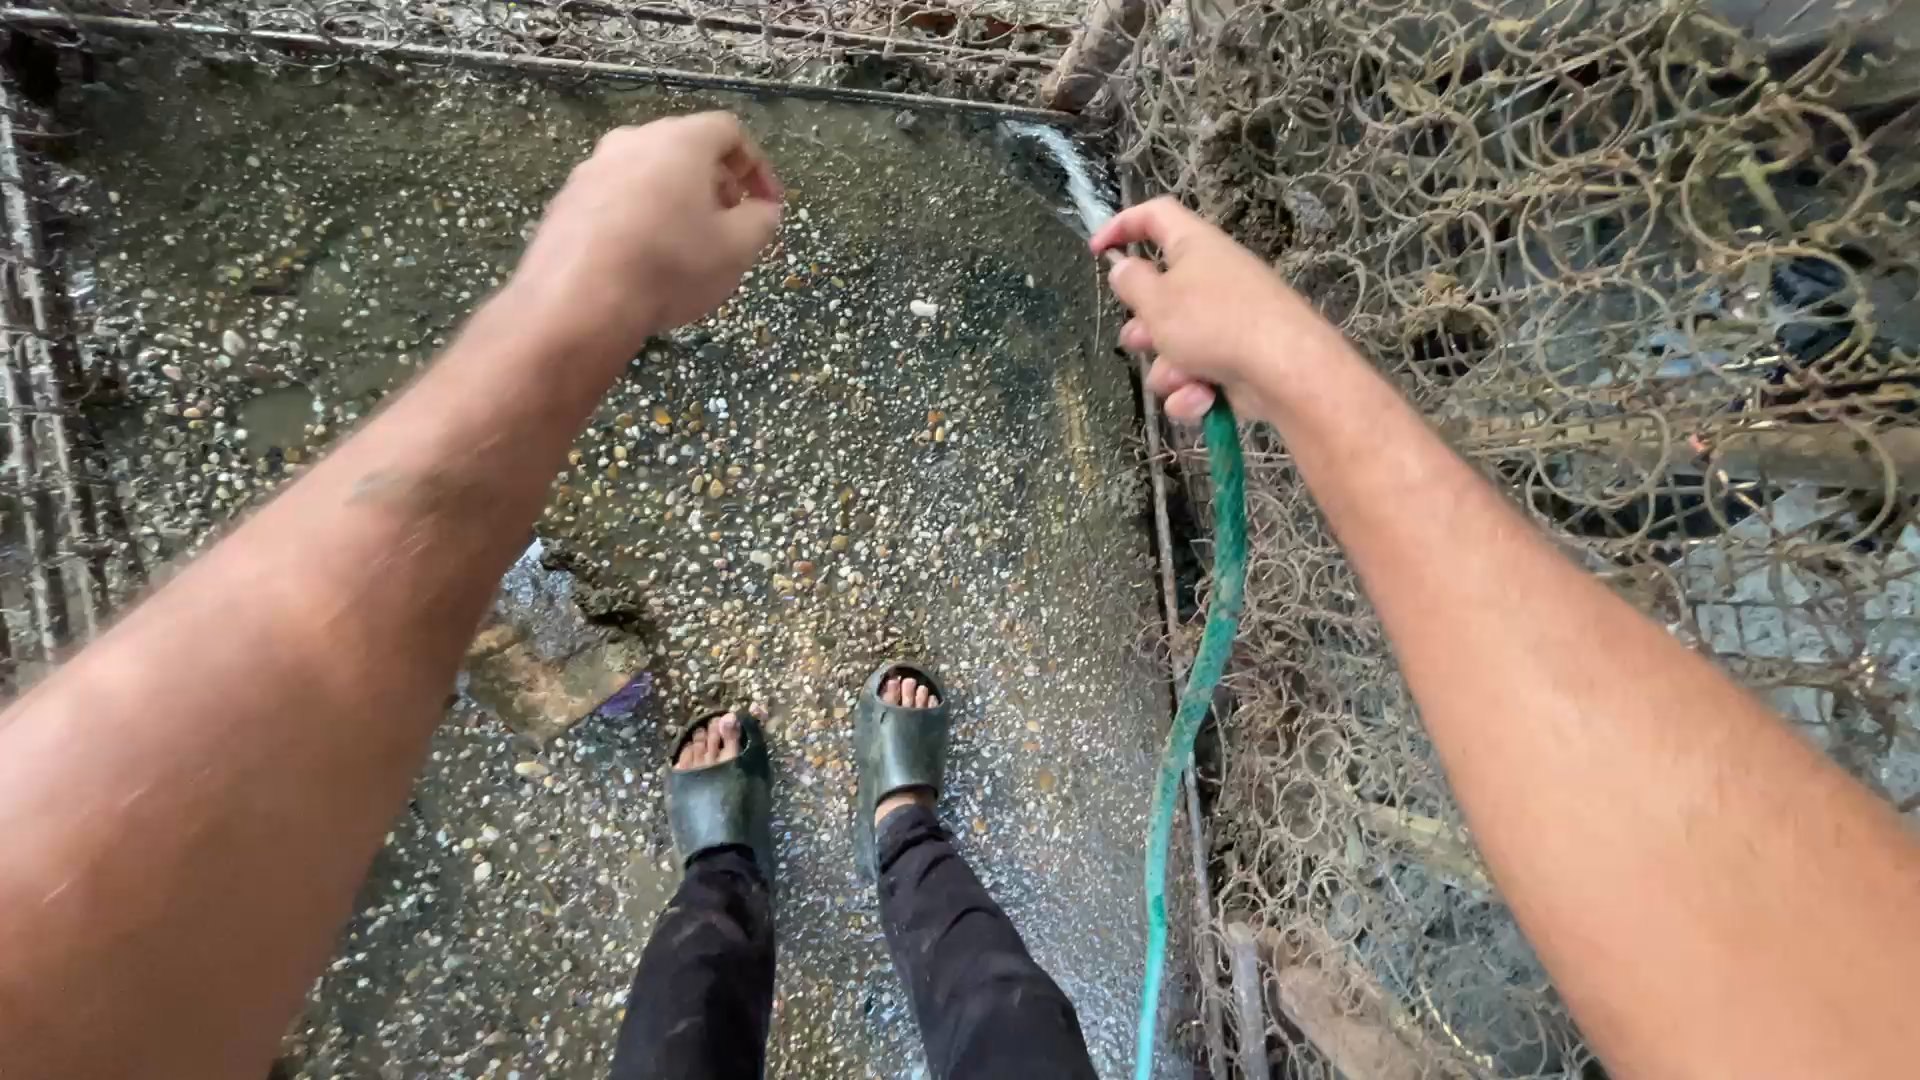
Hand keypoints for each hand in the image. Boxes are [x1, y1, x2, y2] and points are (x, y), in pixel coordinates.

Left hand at [512, 112, 781, 352]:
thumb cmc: (673, 266)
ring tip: (693, 248)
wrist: (582, 299)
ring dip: (682, 203)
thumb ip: (761, 221)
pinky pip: (622, 199)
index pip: (729, 132)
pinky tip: (651, 260)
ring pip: (653, 175)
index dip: (758, 168)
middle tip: (734, 227)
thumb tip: (764, 209)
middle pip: (688, 150)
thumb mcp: (738, 249)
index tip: (769, 206)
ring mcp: (594, 168)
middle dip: (719, 186)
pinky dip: (647, 219)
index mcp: (680, 142)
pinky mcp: (570, 200)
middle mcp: (633, 141)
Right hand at [1090, 196, 1347, 423]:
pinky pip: (1193, 375)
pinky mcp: (1232, 360)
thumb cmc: (1214, 323)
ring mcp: (1223, 322)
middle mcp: (1210, 279)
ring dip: (1168, 368)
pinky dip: (1192, 390)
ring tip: (1181, 376)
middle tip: (1138, 340)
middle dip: (1144, 328)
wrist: (1283, 369)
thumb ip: (1131, 282)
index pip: (1154, 216)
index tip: (1097, 250)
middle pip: (1159, 297)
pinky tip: (1202, 397)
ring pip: (1172, 346)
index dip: (1122, 225)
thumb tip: (1121, 267)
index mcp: (1194, 247)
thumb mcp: (1158, 300)